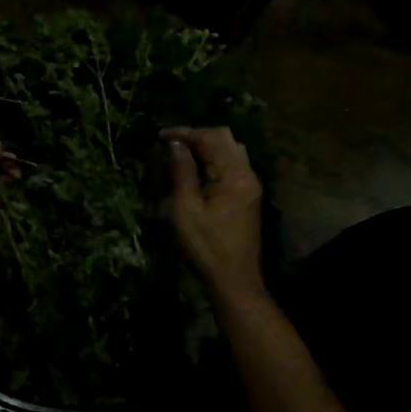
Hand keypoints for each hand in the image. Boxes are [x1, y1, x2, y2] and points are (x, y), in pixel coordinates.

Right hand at [164, 127, 263, 300]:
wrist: (234, 278)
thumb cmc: (205, 246)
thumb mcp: (185, 209)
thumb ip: (182, 172)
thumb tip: (174, 144)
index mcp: (234, 175)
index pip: (210, 138)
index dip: (184, 133)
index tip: (159, 136)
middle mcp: (247, 174)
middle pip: (225, 138)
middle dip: (196, 136)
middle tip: (170, 144)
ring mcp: (250, 184)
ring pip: (231, 149)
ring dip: (206, 146)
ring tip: (181, 154)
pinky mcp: (248, 195)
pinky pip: (233, 164)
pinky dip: (214, 158)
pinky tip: (197, 169)